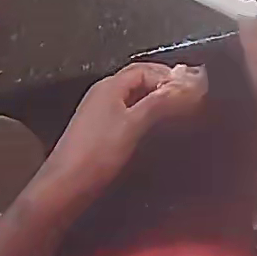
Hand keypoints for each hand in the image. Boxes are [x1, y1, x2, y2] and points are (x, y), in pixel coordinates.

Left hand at [40, 62, 206, 198]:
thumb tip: (186, 85)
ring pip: (133, 97)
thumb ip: (159, 103)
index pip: (144, 69)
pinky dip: (144, 114)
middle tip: (188, 98)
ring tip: (177, 112)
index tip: (191, 89)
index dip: (168, 75)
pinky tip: (155, 128)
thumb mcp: (133, 124)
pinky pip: (126, 112)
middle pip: (138, 80)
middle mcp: (103, 93)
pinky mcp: (98, 130)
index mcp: (110, 86)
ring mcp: (99, 111)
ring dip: (155, 100)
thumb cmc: (98, 152)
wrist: (65, 186)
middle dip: (163, 85)